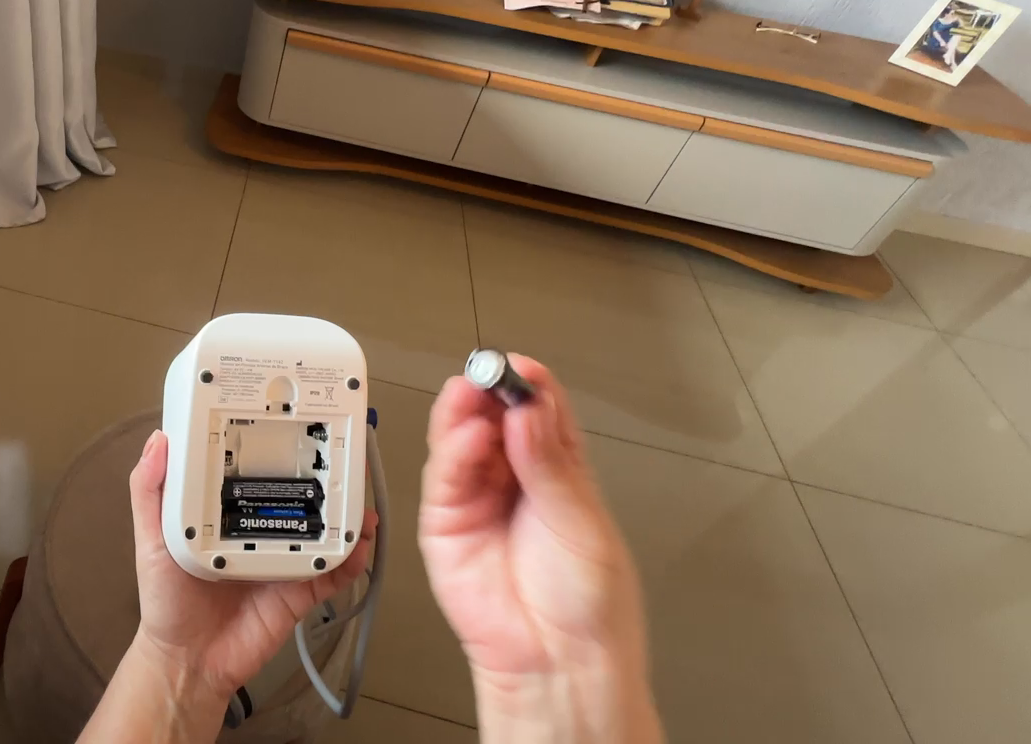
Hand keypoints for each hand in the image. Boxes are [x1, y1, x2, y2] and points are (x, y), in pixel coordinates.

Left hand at [127, 429, 375, 693]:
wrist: (189, 664)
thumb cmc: (166, 600)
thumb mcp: (150, 540)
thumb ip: (149, 493)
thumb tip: (158, 440)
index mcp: (225, 512)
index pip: (250, 470)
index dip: (268, 445)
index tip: (284, 418)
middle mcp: (257, 528)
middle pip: (294, 494)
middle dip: (320, 473)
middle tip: (339, 449)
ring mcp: (281, 559)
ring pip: (320, 528)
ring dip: (344, 510)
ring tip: (359, 490)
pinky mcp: (297, 592)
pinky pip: (330, 573)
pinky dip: (350, 558)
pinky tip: (362, 541)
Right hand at [418, 356, 660, 741]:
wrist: (556, 664)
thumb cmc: (587, 603)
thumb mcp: (582, 523)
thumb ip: (550, 464)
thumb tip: (529, 408)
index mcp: (555, 467)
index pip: (538, 411)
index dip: (528, 384)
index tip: (521, 366)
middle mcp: (512, 472)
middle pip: (493, 416)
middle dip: (489, 390)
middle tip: (489, 372)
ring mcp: (476, 492)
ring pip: (461, 435)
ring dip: (465, 411)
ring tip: (472, 392)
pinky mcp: (444, 516)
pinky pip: (444, 473)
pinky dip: (453, 449)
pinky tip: (470, 435)